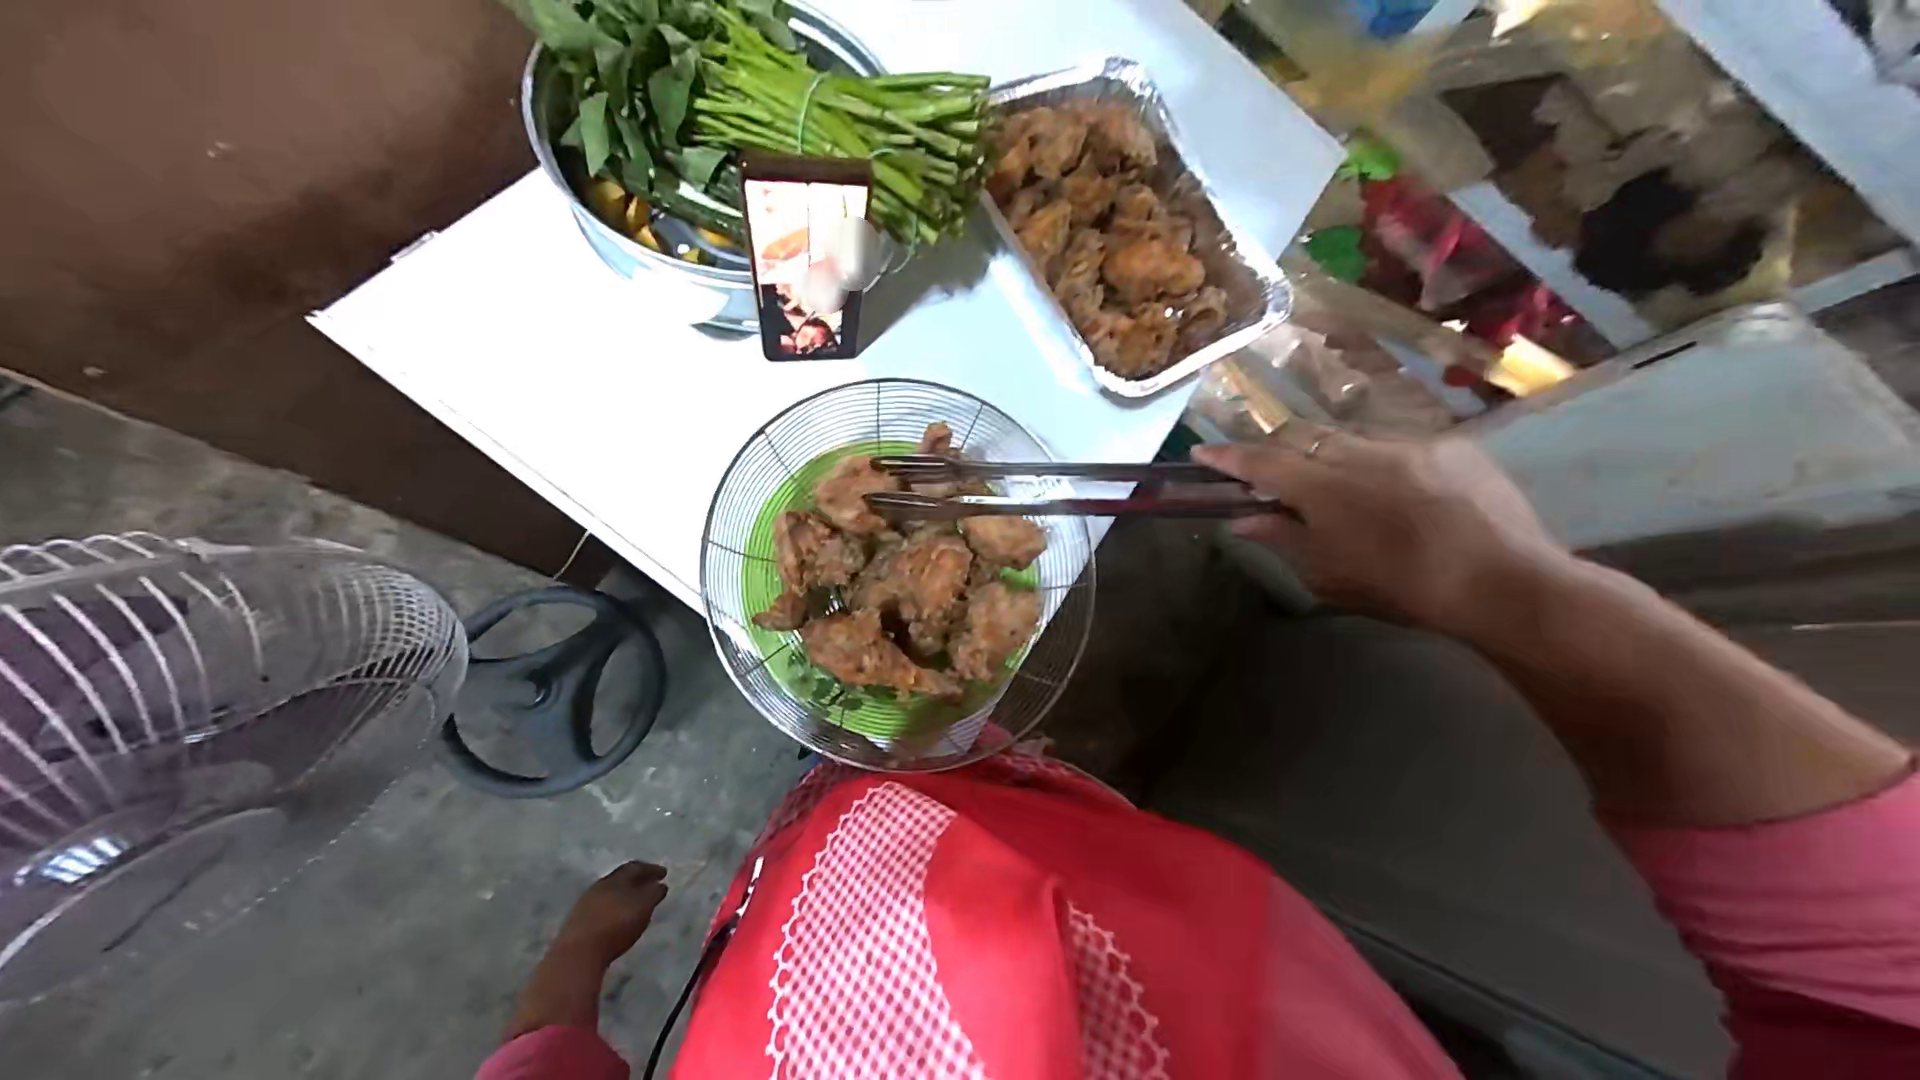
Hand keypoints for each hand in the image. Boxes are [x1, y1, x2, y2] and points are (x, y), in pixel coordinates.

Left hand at [552, 861, 668, 964]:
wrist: (577, 955)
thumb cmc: (616, 925)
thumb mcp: (643, 906)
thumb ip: (654, 893)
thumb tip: (660, 885)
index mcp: (615, 879)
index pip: (635, 867)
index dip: (651, 869)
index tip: (664, 874)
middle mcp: (598, 887)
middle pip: (620, 879)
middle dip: (636, 881)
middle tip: (650, 885)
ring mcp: (584, 906)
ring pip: (608, 894)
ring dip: (623, 896)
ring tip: (634, 903)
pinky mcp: (576, 925)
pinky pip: (599, 910)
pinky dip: (612, 910)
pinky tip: (616, 919)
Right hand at [1194, 425, 1569, 636]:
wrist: (1504, 584)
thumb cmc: (1402, 589)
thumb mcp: (1327, 573)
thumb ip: (1281, 537)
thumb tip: (1242, 520)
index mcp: (1324, 490)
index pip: (1261, 463)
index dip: (1228, 457)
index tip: (1202, 452)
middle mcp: (1360, 454)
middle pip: (1302, 436)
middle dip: (1281, 453)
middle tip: (1278, 481)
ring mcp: (1407, 444)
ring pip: (1349, 436)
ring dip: (1330, 457)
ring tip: (1343, 491)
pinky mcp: (1449, 446)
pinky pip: (1396, 444)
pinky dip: (1378, 463)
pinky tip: (1397, 494)